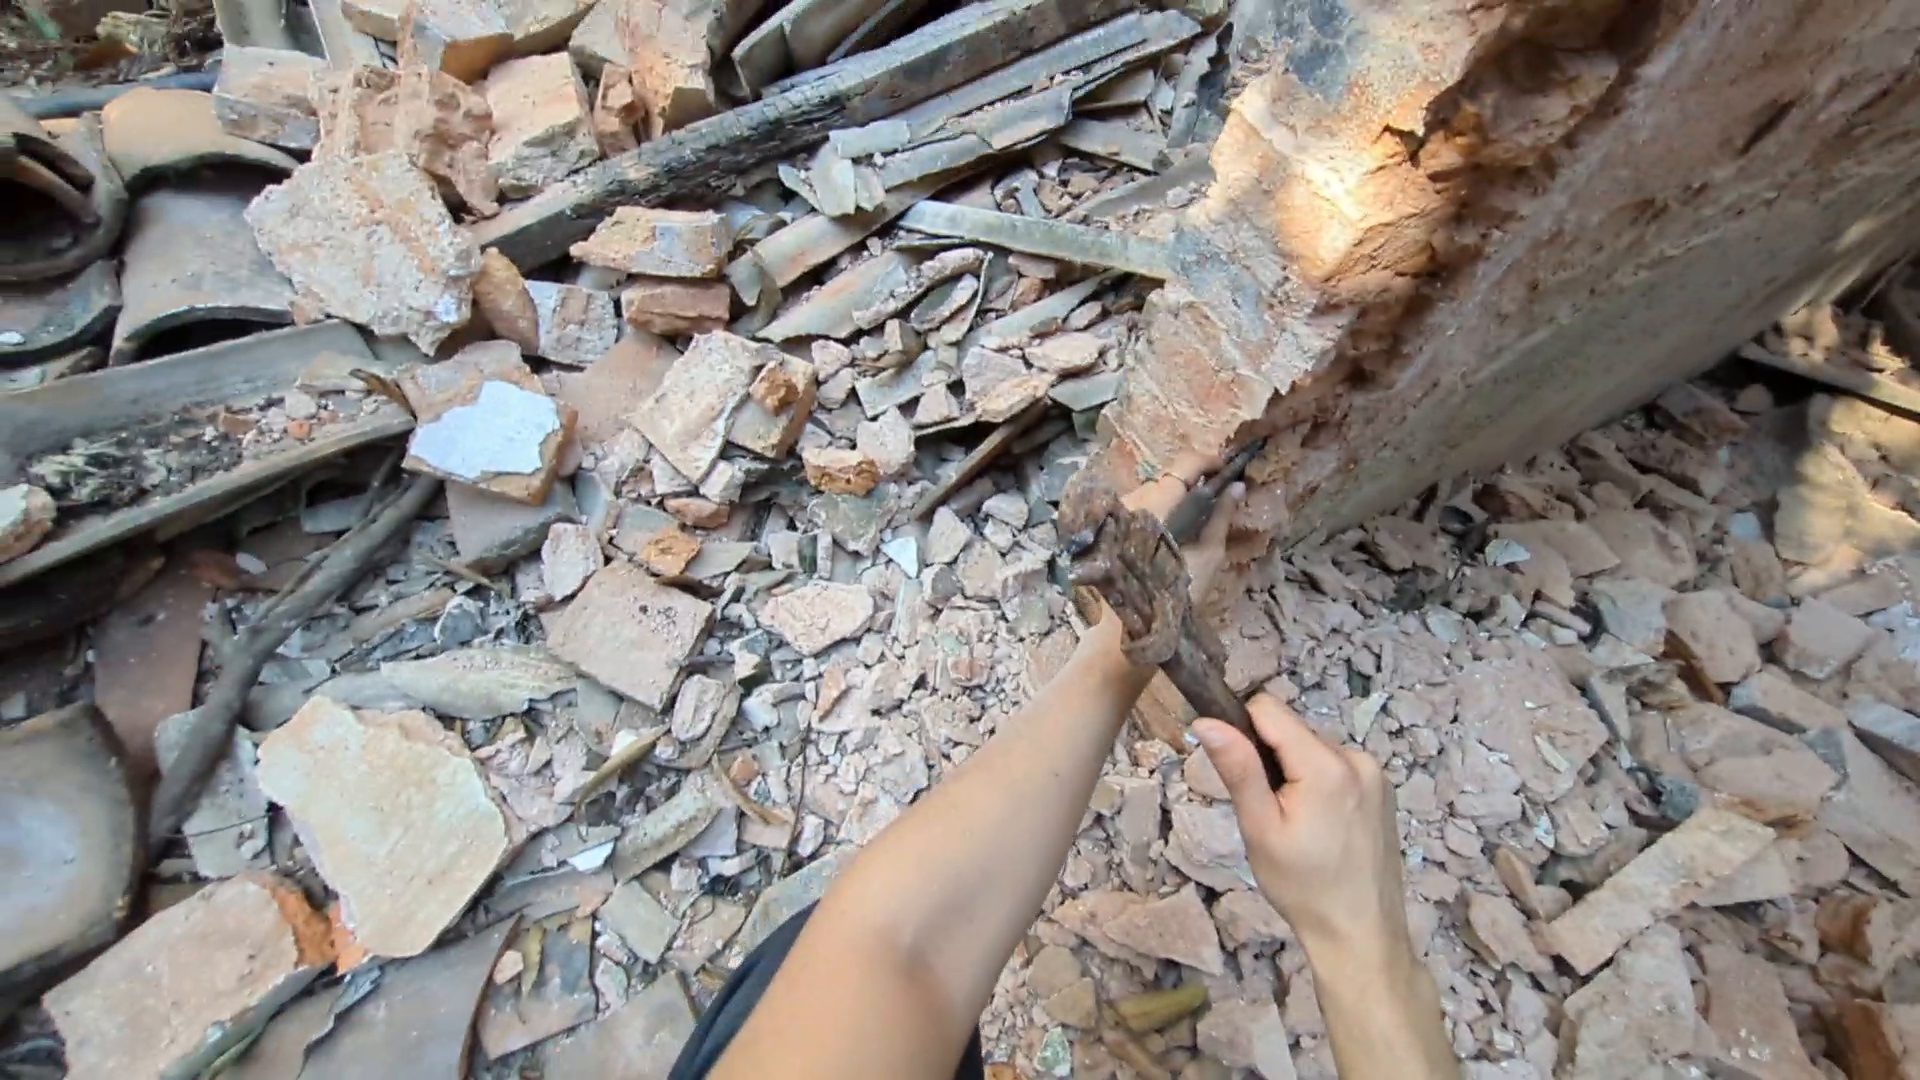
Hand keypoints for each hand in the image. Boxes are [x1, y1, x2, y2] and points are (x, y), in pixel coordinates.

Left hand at [1119, 451, 1239, 602]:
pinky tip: (1169, 530)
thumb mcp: (1208, 556)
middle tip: (1215, 495)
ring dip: (1172, 497)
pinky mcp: (1107, 529)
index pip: (1183, 466)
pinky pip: (1137, 508)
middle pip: (1164, 479)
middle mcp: (1129, 502)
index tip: (1226, 469)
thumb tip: (1238, 486)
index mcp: (1154, 506)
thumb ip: (1221, 517)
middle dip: (1190, 482)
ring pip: (1149, 492)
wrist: (1126, 629)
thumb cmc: (1175, 596)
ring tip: (1193, 515)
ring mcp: (1114, 515)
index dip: (1207, 462)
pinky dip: (1156, 511)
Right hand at [1193, 694, 1414, 972]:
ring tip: (1292, 819)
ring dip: (1291, 768)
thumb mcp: (1259, 828)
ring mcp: (1374, 773)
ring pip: (1309, 745)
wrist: (1362, 937)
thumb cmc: (1301, 886)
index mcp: (1326, 765)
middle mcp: (1357, 757)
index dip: (1241, 729)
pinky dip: (1314, 779)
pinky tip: (1316, 821)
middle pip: (1289, 728)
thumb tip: (1206, 721)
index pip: (1267, 708)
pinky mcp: (1382, 788)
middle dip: (1268, 755)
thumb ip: (1237, 768)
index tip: (1237, 770)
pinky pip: (1332, 762)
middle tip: (1265, 807)